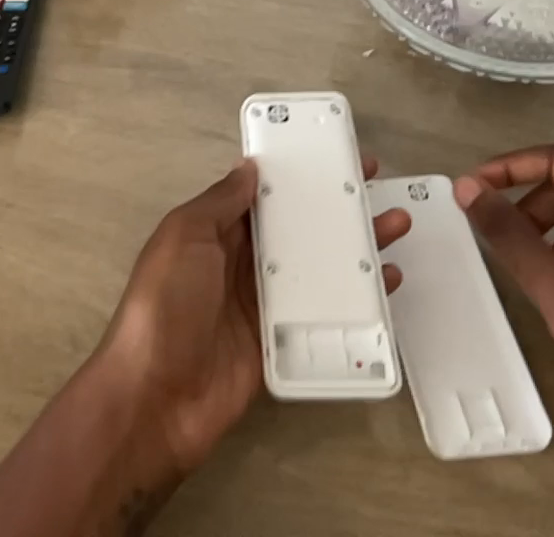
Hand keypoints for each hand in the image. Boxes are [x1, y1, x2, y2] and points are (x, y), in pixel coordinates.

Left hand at [92, 157, 410, 476]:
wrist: (158, 396)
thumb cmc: (166, 304)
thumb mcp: (184, 237)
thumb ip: (219, 203)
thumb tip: (251, 168)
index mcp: (215, 233)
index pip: (264, 196)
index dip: (298, 176)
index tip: (336, 157)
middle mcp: (242, 264)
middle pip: (298, 229)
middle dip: (335, 207)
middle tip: (377, 186)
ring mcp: (265, 304)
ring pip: (318, 267)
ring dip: (355, 246)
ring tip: (395, 225)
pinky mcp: (284, 341)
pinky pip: (326, 312)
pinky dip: (359, 298)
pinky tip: (389, 282)